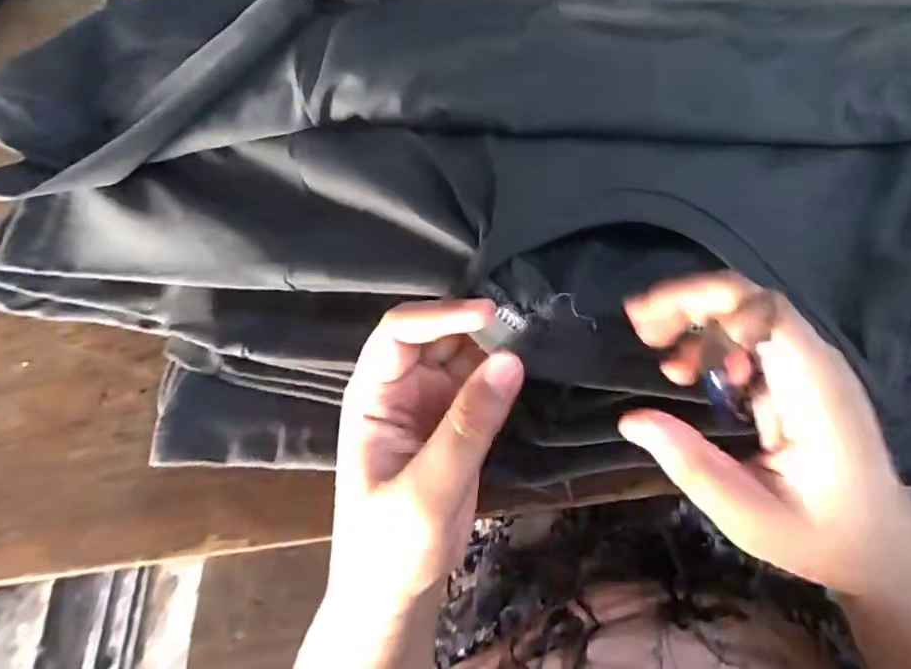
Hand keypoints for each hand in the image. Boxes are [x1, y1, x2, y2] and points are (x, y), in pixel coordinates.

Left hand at [297, 300, 523, 668]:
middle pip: (437, 334)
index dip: (442, 315)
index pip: (399, 332)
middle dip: (477, 325)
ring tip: (538, 335)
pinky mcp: (457, 418)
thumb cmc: (392, 549)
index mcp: (372, 395)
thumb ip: (468, 427)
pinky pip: (483, 379)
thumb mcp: (427, 492)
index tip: (491, 313)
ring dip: (496, 343)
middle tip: (527, 322)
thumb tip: (511, 359)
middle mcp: (400, 387)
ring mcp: (430, 401)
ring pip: (465, 352)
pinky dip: (505, 369)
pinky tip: (533, 362)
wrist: (398, 597)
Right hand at [616, 273, 910, 596]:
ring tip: (663, 361)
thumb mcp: (750, 517)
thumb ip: (692, 465)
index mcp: (814, 385)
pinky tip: (689, 374)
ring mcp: (808, 362)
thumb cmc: (823, 537)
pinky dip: (714, 346)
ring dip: (698, 324)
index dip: (719, 304)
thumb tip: (631, 420)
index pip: (770, 312)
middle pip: (750, 301)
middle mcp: (814, 359)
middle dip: (691, 303)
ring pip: (746, 314)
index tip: (667, 330)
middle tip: (640, 325)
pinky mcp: (798, 372)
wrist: (882, 548)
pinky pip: (751, 339)